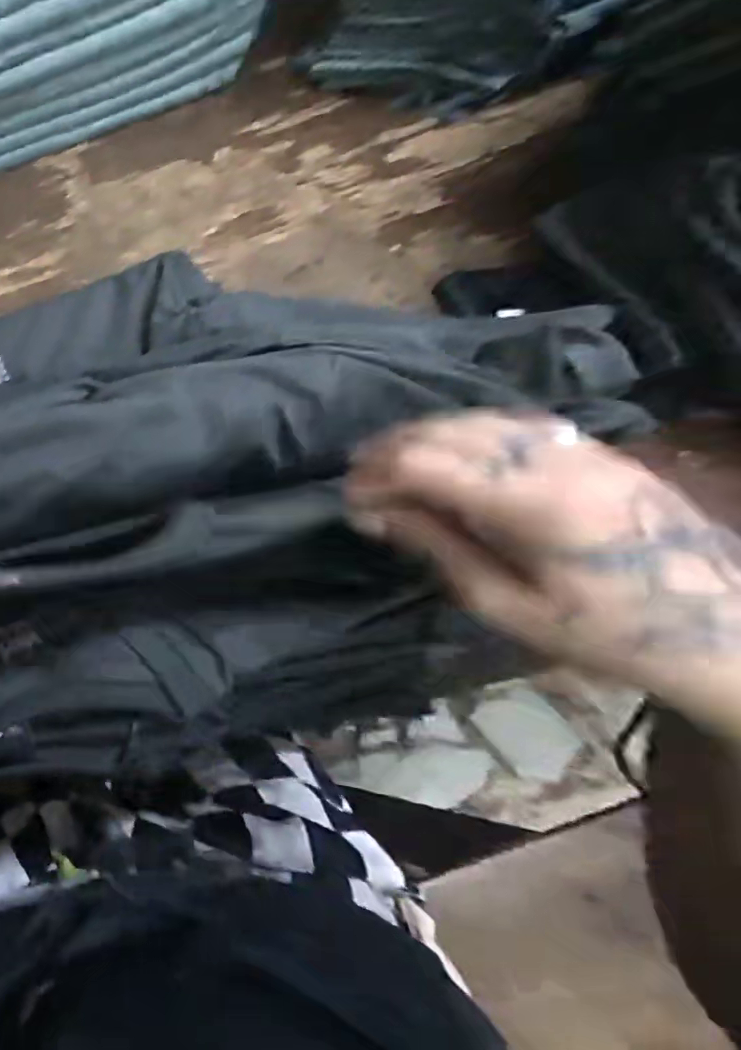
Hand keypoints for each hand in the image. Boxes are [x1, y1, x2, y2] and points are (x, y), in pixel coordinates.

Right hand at [346, 410, 740, 737]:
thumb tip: (377, 513)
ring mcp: (587, 454)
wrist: (730, 632)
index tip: (351, 506)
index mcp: (535, 506)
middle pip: (448, 433)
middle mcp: (560, 465)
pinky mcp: (600, 455)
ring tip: (389, 465)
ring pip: (480, 421)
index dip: (374, 478)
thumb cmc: (605, 633)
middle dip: (389, 452)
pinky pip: (516, 426)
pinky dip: (466, 434)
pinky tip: (447, 456)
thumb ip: (439, 547)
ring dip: (423, 437)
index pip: (425, 465)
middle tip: (358, 484)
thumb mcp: (504, 605)